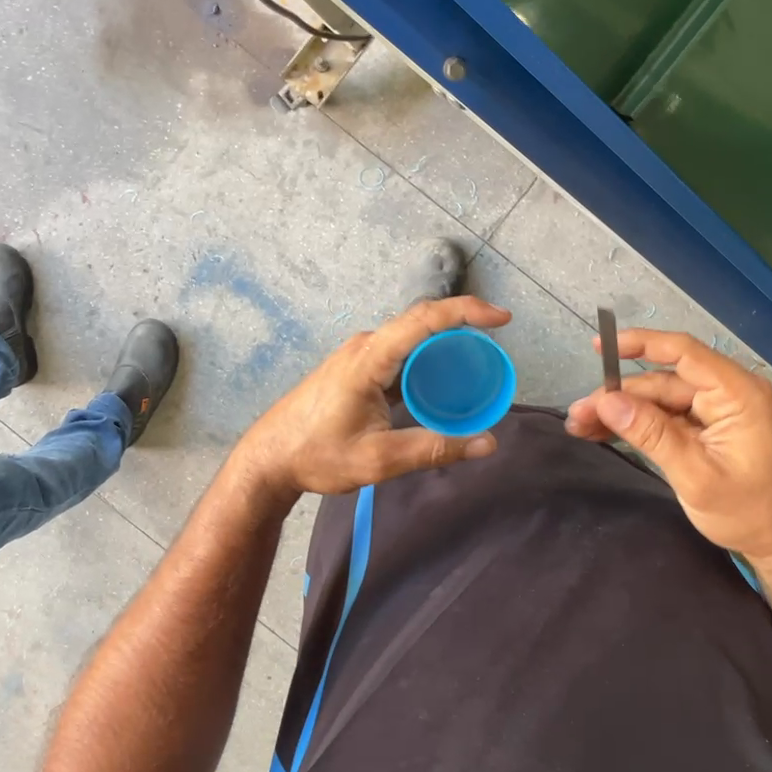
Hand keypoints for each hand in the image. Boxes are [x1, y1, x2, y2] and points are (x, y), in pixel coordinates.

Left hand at [228, 296, 511, 498]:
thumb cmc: (318, 456)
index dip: (466, 311)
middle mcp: (365, 346)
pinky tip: (443, 377)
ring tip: (478, 359)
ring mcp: (359, 354)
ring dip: (444, 341)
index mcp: (370, 358)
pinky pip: (400, 351)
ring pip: (411, 335)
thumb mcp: (380, 460)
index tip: (502, 318)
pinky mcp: (357, 367)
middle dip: (463, 323)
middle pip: (421, 320)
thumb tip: (488, 444)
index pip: (425, 319)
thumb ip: (435, 449)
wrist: (269, 457)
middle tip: (498, 342)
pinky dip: (427, 357)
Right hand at [566, 329, 771, 561]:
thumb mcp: (695, 475)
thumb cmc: (751, 512)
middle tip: (577, 416)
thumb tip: (607, 402)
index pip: (682, 353)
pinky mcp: (711, 431)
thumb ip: (651, 434)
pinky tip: (606, 433)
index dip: (639, 344)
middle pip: (662, 381)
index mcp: (736, 394)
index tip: (600, 348)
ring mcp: (719, 413)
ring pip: (660, 401)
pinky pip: (669, 418)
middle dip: (618, 396)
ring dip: (623, 413)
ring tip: (581, 427)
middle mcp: (728, 394)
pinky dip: (639, 426)